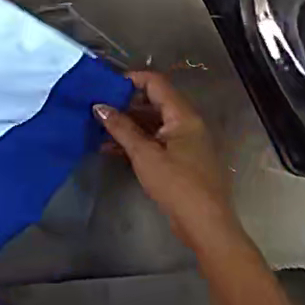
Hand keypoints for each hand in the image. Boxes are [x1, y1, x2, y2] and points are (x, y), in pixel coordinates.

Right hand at [95, 71, 245, 252]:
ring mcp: (186, 142)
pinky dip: (138, 142)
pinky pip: (157, 141)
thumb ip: (122, 129)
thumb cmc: (177, 185)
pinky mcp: (182, 160)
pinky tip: (113, 149)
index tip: (106, 85)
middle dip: (126, 104)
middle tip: (98, 108)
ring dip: (129, 125)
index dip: (131, 80)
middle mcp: (187, 123)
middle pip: (155, 102)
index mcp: (183, 115)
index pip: (156, 83)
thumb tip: (100, 107)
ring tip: (100, 130)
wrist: (206, 225)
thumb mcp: (145, 155)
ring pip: (154, 123)